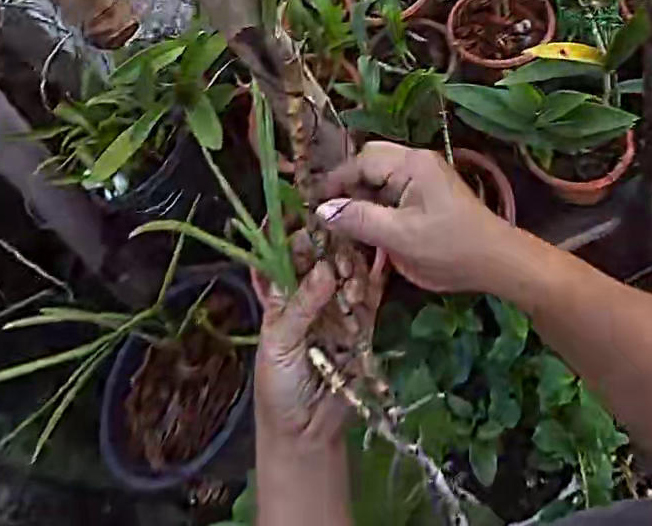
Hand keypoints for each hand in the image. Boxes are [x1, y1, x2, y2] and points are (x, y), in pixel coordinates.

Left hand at [251, 236, 379, 449]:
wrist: (307, 432)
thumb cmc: (279, 386)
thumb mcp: (278, 344)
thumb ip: (301, 306)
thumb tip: (325, 268)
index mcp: (284, 292)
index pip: (293, 253)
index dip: (302, 234)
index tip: (313, 219)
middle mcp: (313, 291)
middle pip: (326, 254)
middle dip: (333, 249)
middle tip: (338, 260)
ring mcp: (340, 303)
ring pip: (350, 268)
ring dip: (352, 268)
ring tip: (350, 289)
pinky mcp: (364, 318)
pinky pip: (371, 291)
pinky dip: (372, 279)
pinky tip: (373, 273)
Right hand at [314, 142, 529, 294]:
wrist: (496, 261)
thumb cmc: (450, 247)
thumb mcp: (399, 237)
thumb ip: (360, 220)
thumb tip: (321, 209)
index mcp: (411, 164)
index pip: (362, 160)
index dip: (336, 181)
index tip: (314, 204)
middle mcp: (416, 162)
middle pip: (369, 164)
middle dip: (348, 186)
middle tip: (329, 216)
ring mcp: (423, 176)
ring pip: (379, 178)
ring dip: (361, 198)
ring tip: (344, 225)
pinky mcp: (426, 193)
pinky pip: (392, 191)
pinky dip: (376, 206)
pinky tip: (367, 229)